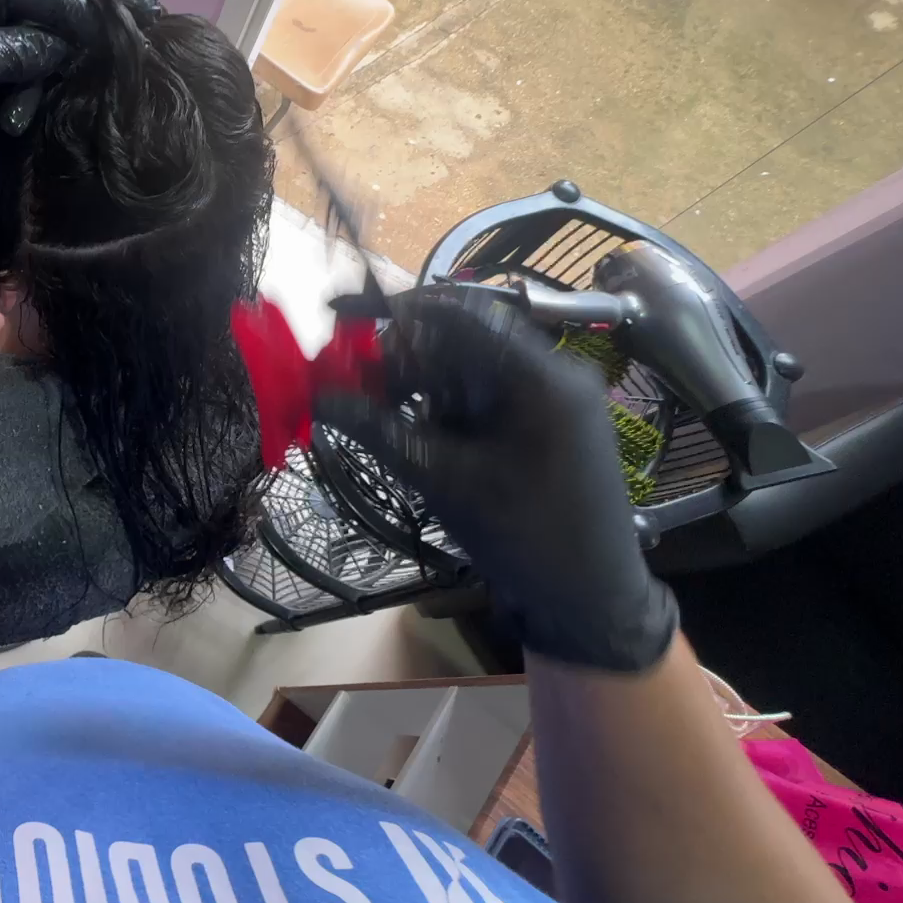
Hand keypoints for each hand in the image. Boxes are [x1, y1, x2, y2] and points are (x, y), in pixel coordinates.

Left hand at [0, 0, 159, 191]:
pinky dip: (10, 100)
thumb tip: (67, 46)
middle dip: (67, 45)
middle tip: (109, 65)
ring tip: (19, 119)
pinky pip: (0, 80)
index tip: (140, 12)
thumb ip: (25, 48)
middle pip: (38, 13)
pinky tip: (16, 121)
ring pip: (21, 53)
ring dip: (29, 86)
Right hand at [316, 285, 676, 670]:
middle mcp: (545, 373)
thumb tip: (315, 396)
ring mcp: (543, 398)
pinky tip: (402, 429)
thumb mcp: (440, 479)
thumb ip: (376, 428)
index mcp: (537, 376)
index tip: (336, 313)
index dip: (391, 306)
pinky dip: (431, 406)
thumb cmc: (523, 535)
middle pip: (454, 340)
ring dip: (407, 385)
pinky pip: (472, 396)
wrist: (588, 596)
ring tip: (365, 413)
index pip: (457, 313)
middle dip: (391, 357)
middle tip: (340, 380)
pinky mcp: (534, 423)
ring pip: (458, 369)